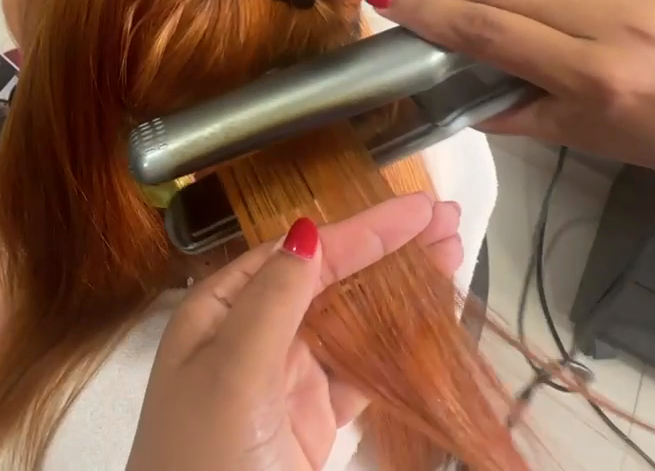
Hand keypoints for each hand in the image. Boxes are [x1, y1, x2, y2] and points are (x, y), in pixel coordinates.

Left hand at [125, 193, 462, 470]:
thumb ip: (272, 302)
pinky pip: (356, 372)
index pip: (300, 253)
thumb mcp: (232, 373)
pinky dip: (392, 350)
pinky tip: (425, 328)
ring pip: (348, 320)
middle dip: (387, 249)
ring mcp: (283, 376)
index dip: (361, 229)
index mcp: (221, 307)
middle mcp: (252, 331)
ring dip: (396, 292)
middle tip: (446, 222)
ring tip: (449, 261)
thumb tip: (307, 230)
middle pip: (329, 277)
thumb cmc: (204, 459)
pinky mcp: (309, 420)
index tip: (416, 209)